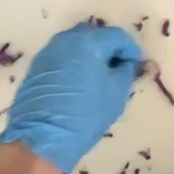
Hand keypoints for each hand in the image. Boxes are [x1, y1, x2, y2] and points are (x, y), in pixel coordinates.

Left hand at [0, 23, 142, 173]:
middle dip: (110, 49)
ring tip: (98, 78)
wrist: (41, 139)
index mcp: (89, 41)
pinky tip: (78, 84)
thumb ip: (128, 72)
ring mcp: (48, 51)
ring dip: (91, 55)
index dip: (132, 51)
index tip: (137, 68)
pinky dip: (75, 63)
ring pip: (77, 44)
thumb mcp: (116, 93)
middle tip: (118, 71)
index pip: (118, 36)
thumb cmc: (86, 114)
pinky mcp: (37, 66)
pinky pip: (62, 56)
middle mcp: (66, 39)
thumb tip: (132, 64)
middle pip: (95, 35)